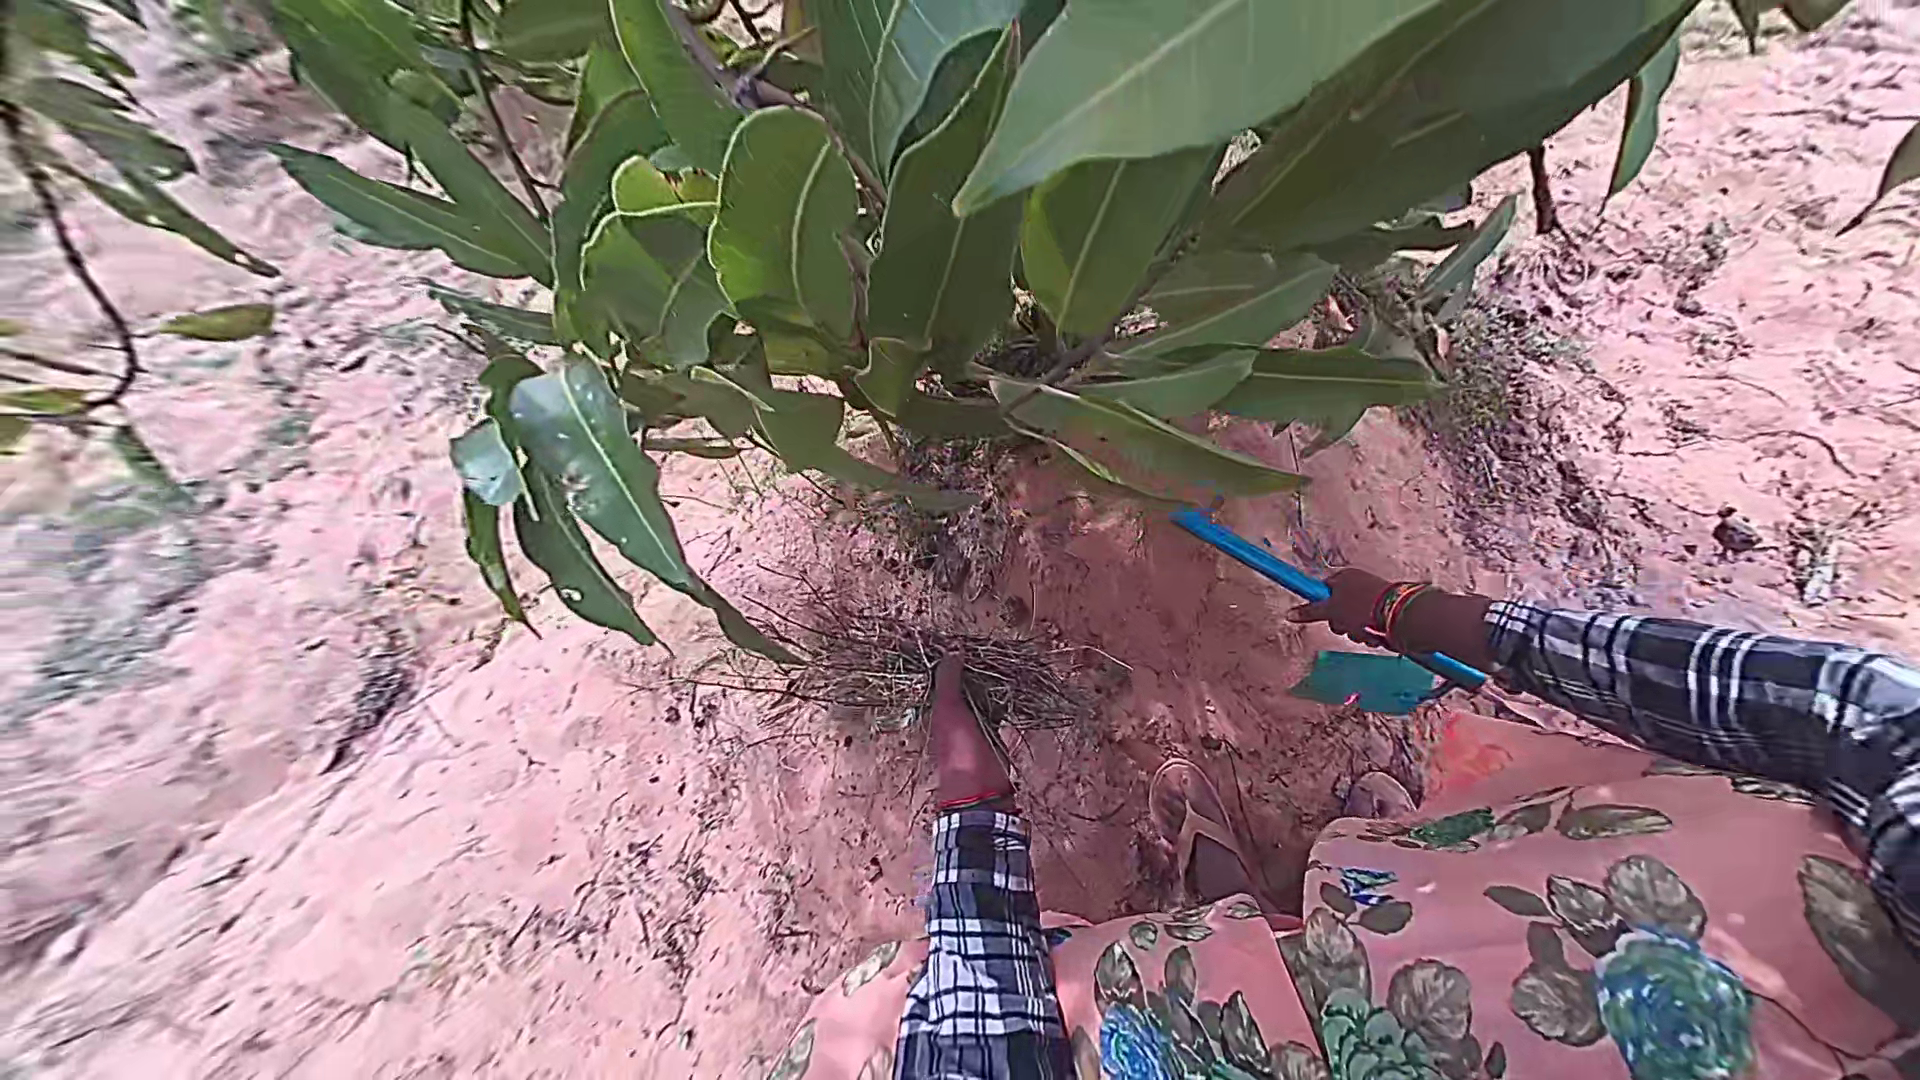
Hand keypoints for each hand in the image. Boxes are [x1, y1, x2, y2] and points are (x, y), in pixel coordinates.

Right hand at [1285, 567, 1391, 645]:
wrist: (1403, 616)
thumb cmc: (1363, 607)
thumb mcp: (1330, 610)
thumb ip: (1309, 612)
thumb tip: (1289, 614)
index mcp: (1343, 576)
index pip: (1322, 590)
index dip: (1320, 605)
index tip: (1324, 615)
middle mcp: (1359, 583)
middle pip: (1338, 607)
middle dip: (1341, 623)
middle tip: (1346, 627)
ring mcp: (1375, 596)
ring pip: (1355, 618)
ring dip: (1356, 631)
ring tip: (1364, 634)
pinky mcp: (1388, 608)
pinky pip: (1371, 622)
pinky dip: (1371, 632)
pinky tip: (1375, 636)